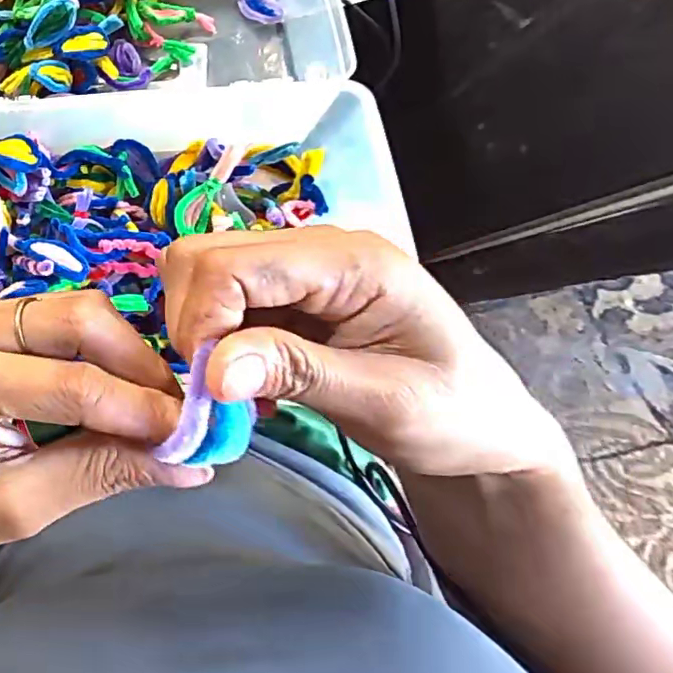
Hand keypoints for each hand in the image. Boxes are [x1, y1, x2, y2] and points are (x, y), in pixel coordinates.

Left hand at [0, 290, 211, 548]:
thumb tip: (189, 460)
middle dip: (139, 366)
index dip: (138, 408)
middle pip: (79, 321)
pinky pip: (68, 311)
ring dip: (126, 352)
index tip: (191, 434)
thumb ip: (102, 473)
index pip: (70, 384)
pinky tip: (120, 382)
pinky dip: (105, 344)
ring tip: (152, 402)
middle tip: (176, 413)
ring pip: (80, 308)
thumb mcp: (25, 505)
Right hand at [161, 227, 573, 478]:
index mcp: (348, 260)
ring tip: (236, 382)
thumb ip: (298, 373)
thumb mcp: (386, 402)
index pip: (231, 264)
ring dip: (198, 329)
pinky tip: (246, 376)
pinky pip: (214, 299)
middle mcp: (310, 247)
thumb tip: (212, 371)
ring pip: (197, 273)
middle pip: (200, 256)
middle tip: (217, 384)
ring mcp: (291, 264)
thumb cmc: (454, 414)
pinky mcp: (278, 289)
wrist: (480, 425)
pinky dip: (211, 339)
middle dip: (192, 321)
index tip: (210, 384)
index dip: (203, 320)